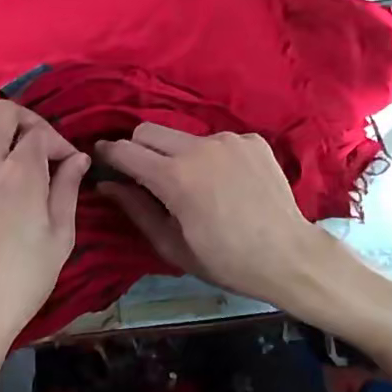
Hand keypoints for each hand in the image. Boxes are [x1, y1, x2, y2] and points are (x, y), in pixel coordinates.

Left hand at [0, 100, 89, 374]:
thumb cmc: (20, 282)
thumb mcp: (60, 238)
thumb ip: (68, 191)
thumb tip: (77, 160)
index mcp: (18, 171)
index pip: (40, 131)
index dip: (61, 143)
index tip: (72, 168)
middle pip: (1, 113)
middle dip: (28, 121)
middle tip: (44, 150)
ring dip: (2, 137)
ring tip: (20, 168)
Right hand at [94, 124, 355, 315]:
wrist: (288, 255)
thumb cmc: (226, 260)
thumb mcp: (173, 246)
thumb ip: (136, 210)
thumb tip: (107, 185)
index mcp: (174, 176)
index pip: (125, 150)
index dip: (107, 154)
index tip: (102, 160)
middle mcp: (199, 147)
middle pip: (149, 130)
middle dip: (138, 148)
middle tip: (146, 175)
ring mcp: (229, 139)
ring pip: (186, 136)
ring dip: (179, 154)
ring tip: (197, 184)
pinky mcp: (253, 140)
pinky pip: (220, 141)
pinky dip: (215, 158)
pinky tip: (230, 183)